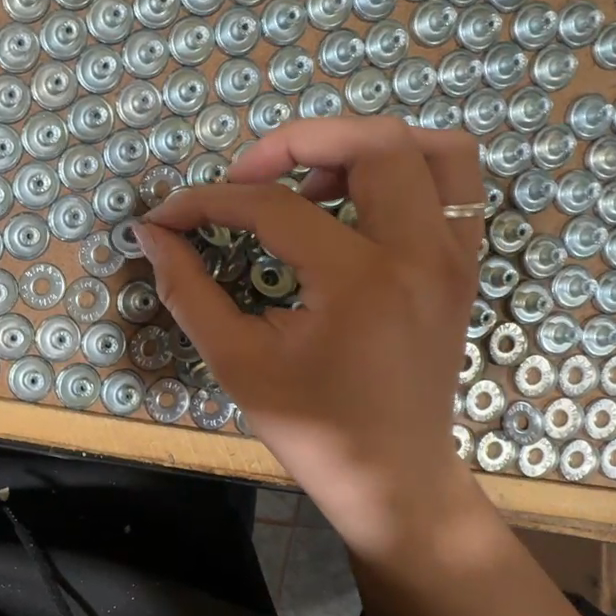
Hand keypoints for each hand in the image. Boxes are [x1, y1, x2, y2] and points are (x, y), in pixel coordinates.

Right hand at [138, 118, 483, 553]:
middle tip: (245, 176)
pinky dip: (404, 172)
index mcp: (358, 281)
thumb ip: (187, 288)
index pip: (273, 206)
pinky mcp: (463, 267)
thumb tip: (152, 233)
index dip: (207, 202)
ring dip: (364, 146)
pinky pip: (453, 187)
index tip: (168, 216)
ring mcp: (455, 257)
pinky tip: (351, 204)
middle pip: (374, 143)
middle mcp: (420, 254)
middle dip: (296, 142)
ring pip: (435, 149)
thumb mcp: (232, 358)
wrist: (390, 473)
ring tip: (310, 179)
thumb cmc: (308, 424)